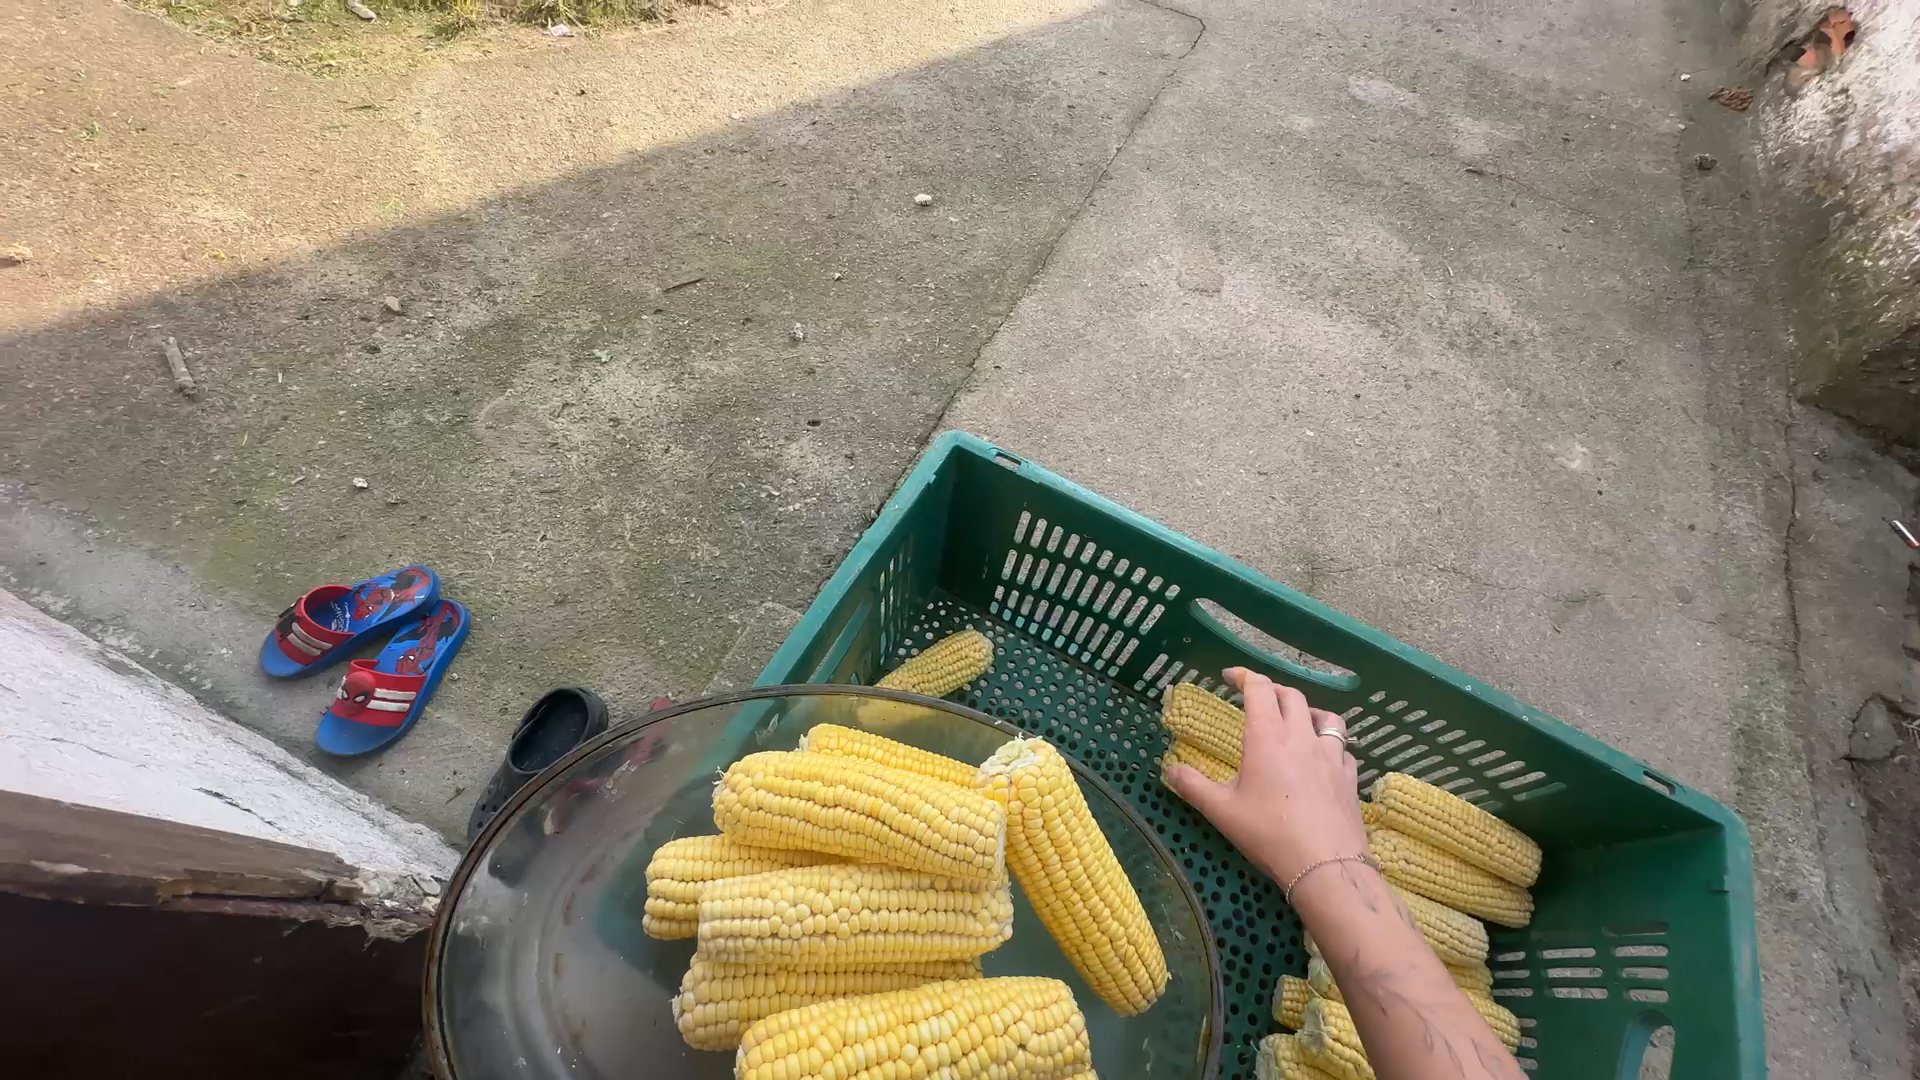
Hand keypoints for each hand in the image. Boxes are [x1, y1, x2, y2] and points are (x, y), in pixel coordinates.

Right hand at [1164, 668, 1367, 887]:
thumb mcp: (1221, 811)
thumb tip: (1170, 768)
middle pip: (1291, 695)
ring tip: (1296, 720)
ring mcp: (1331, 757)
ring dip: (1307, 711)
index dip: (1243, 676)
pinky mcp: (1349, 778)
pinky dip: (1329, 745)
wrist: (1327, 868)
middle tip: (1256, 698)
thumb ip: (1192, 786)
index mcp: (1267, 737)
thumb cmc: (1269, 834)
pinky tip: (1322, 760)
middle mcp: (1301, 737)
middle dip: (1271, 689)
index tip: (1228, 676)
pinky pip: (1343, 749)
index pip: (1258, 689)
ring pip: (1326, 716)